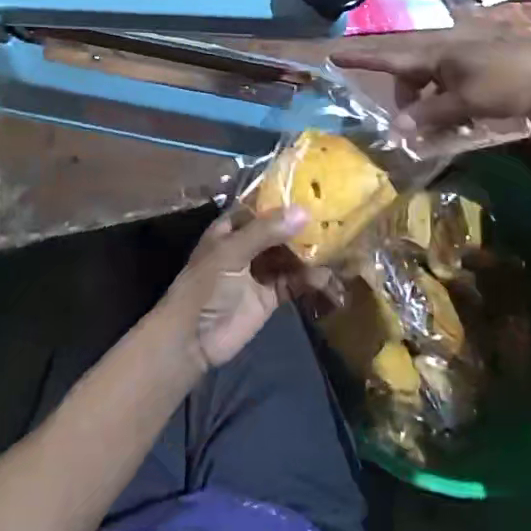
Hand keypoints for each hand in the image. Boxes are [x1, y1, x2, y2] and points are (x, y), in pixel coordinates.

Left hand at [156, 208, 330, 371]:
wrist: (192, 339)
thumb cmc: (205, 286)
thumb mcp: (231, 252)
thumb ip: (266, 232)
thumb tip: (304, 212)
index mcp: (231, 228)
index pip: (261, 207)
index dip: (285, 199)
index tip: (316, 190)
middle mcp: (248, 245)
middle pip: (280, 231)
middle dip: (303, 228)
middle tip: (336, 220)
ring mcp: (259, 271)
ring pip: (290, 256)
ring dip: (310, 254)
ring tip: (337, 250)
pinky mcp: (270, 296)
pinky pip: (294, 282)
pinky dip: (309, 280)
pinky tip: (325, 277)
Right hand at [334, 43, 530, 133]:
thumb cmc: (510, 83)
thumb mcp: (466, 102)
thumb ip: (429, 115)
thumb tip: (395, 130)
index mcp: (438, 52)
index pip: (390, 57)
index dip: (362, 59)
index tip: (333, 56)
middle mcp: (447, 53)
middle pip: (411, 77)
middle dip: (408, 102)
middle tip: (416, 129)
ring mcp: (466, 63)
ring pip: (433, 87)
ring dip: (433, 110)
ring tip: (448, 132)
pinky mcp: (484, 74)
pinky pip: (453, 91)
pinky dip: (452, 108)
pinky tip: (467, 125)